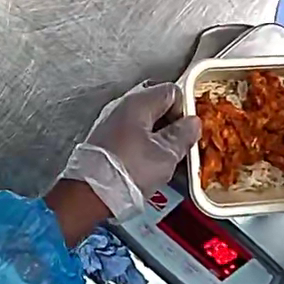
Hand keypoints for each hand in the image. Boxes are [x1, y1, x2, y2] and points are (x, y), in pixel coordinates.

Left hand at [59, 81, 201, 219]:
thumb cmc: (128, 170)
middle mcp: (121, 106)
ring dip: (157, 134)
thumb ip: (183, 135)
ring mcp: (110, 121)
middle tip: (179, 144)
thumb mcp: (165, 155)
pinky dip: (142, 142)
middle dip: (172, 122)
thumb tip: (193, 122)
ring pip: (143, 119)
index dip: (185, 110)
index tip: (189, 131)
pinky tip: (145, 162)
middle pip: (157, 103)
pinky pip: (130, 132)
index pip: (172, 91)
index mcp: (138, 102)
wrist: (90, 192)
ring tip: (164, 157)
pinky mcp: (103, 137)